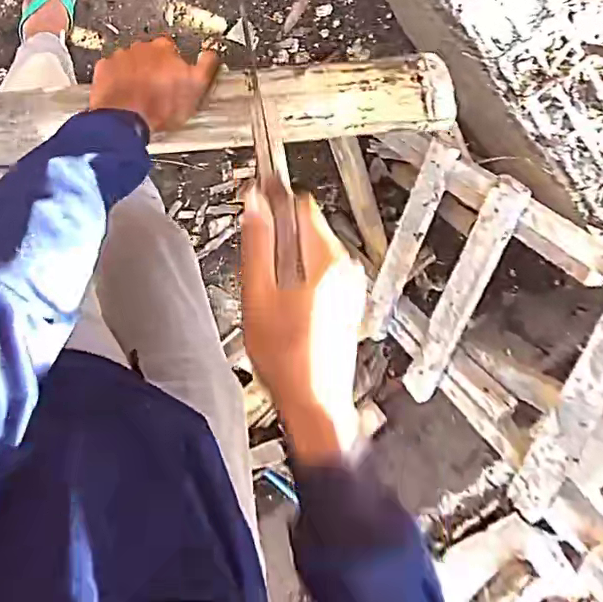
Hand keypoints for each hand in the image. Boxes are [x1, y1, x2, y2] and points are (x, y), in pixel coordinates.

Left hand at [89, 37, 221, 134]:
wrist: (124, 119)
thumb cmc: (159, 106)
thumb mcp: (196, 88)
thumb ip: (206, 67)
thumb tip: (211, 55)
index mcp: (165, 49)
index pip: (172, 49)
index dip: (174, 65)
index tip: (174, 77)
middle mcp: (141, 49)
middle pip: (149, 55)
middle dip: (152, 68)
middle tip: (156, 89)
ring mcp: (119, 58)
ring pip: (129, 62)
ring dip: (134, 74)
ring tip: (139, 96)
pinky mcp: (103, 71)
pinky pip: (111, 72)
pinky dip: (115, 81)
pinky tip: (122, 96)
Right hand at [240, 188, 365, 467]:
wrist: (315, 404)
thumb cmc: (287, 359)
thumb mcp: (257, 295)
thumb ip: (256, 244)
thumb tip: (254, 205)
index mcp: (325, 260)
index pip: (300, 203)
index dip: (273, 198)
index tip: (254, 200)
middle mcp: (344, 267)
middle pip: (306, 224)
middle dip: (278, 232)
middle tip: (255, 256)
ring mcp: (349, 283)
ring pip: (311, 245)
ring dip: (287, 254)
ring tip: (268, 287)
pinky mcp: (347, 297)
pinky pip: (320, 267)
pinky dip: (299, 271)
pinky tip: (284, 301)